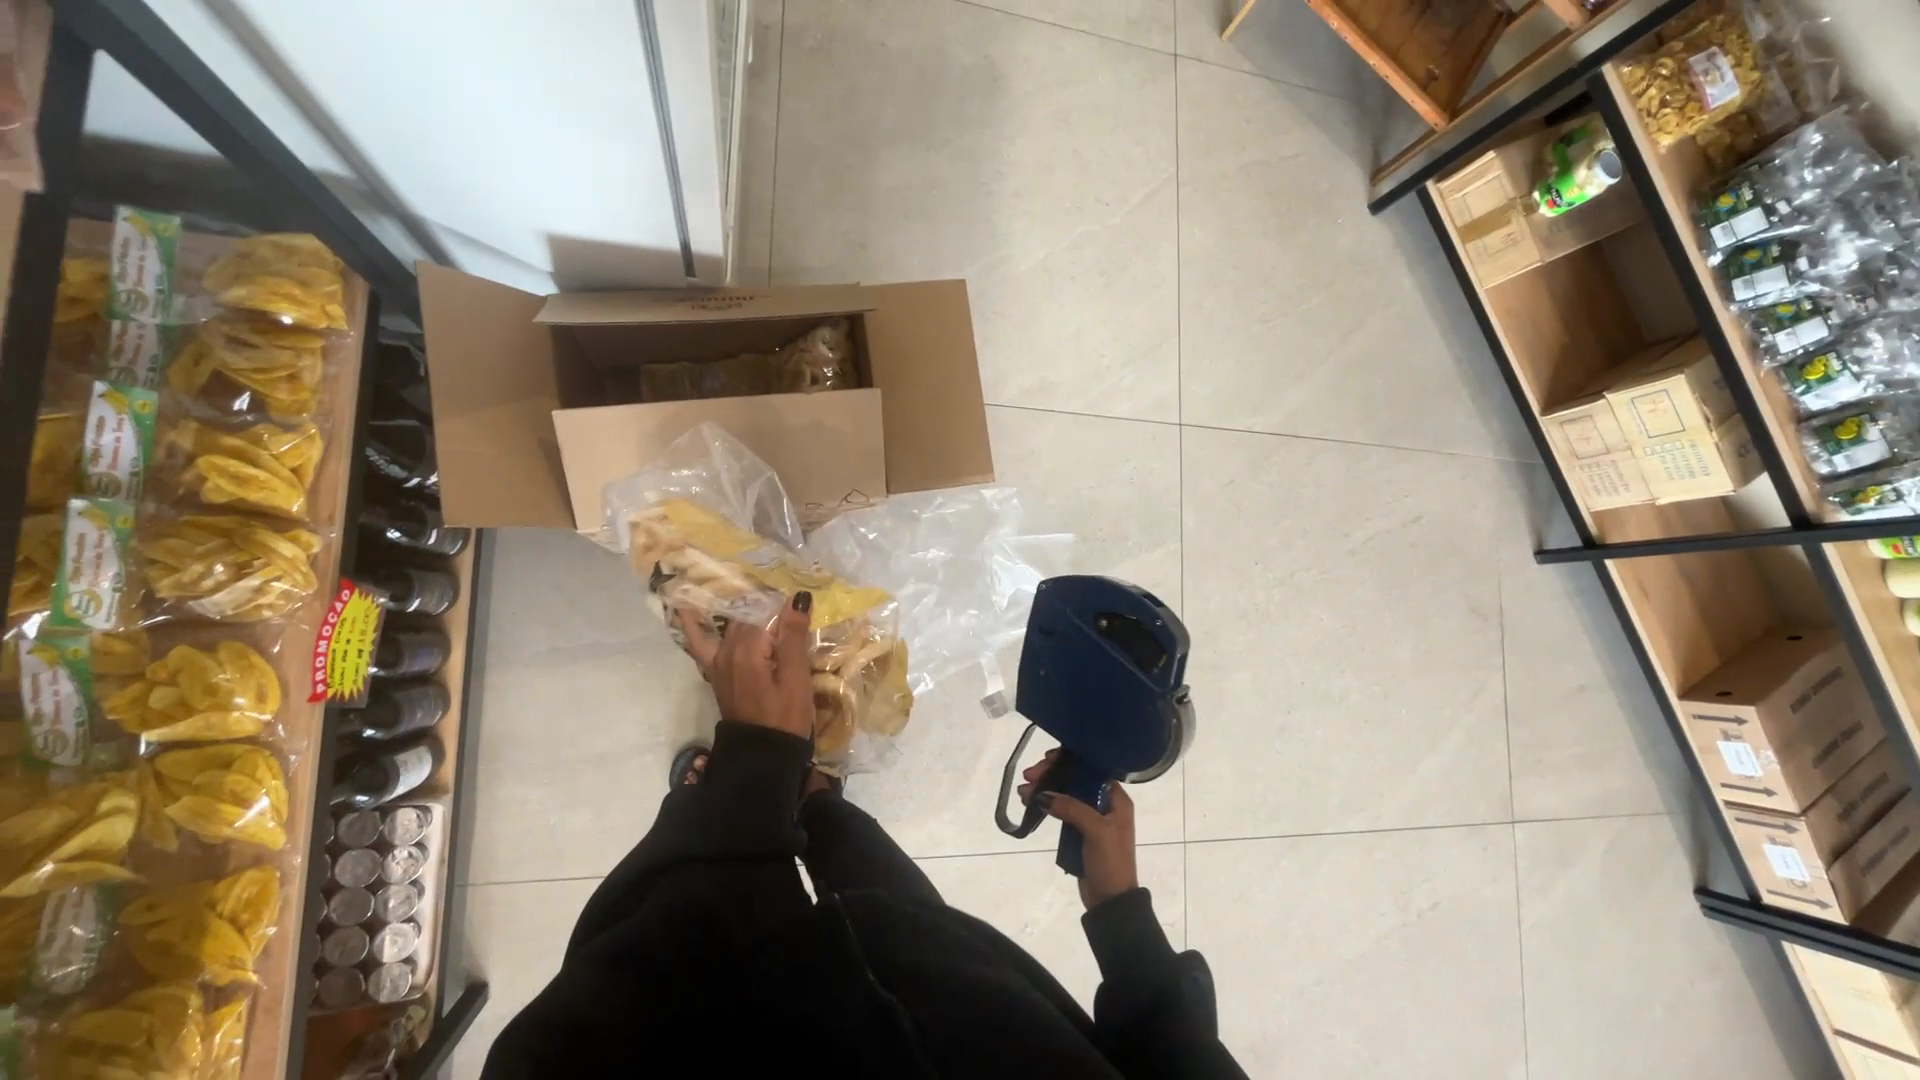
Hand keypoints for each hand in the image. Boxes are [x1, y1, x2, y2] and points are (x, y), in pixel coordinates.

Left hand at [676, 592, 814, 739]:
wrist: (762, 755)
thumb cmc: (785, 717)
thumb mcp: (796, 677)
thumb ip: (793, 635)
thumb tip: (797, 596)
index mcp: (747, 649)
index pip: (766, 611)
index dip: (785, 608)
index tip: (802, 609)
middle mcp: (726, 650)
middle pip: (748, 615)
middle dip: (766, 608)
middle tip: (790, 611)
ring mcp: (717, 661)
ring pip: (730, 625)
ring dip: (743, 611)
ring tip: (758, 601)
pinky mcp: (715, 671)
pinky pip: (699, 642)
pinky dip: (692, 624)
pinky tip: (686, 609)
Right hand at [1019, 749, 1138, 910]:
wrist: (1111, 901)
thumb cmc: (1111, 861)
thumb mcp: (1095, 830)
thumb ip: (1071, 808)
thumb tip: (1043, 795)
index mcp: (1116, 798)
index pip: (1092, 768)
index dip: (1070, 760)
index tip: (1048, 759)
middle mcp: (1105, 803)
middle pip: (1076, 779)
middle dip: (1052, 775)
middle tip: (1029, 776)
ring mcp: (1091, 817)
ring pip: (1065, 794)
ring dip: (1045, 789)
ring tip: (1023, 791)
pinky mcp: (1079, 831)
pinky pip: (1061, 810)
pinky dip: (1046, 804)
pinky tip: (1030, 802)